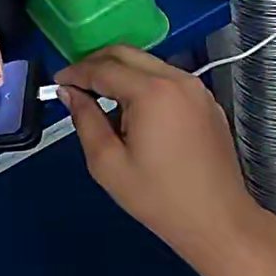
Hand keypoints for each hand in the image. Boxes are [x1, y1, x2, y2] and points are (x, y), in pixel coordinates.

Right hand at [55, 47, 275, 275]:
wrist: (217, 220)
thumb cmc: (158, 198)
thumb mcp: (108, 163)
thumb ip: (85, 120)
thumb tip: (70, 93)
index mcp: (152, 92)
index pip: (104, 69)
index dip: (76, 72)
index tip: (58, 82)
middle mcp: (178, 80)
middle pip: (127, 55)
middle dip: (96, 64)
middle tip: (75, 84)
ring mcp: (197, 89)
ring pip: (149, 65)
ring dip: (121, 74)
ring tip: (100, 101)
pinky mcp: (207, 103)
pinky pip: (168, 81)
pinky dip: (144, 85)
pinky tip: (133, 113)